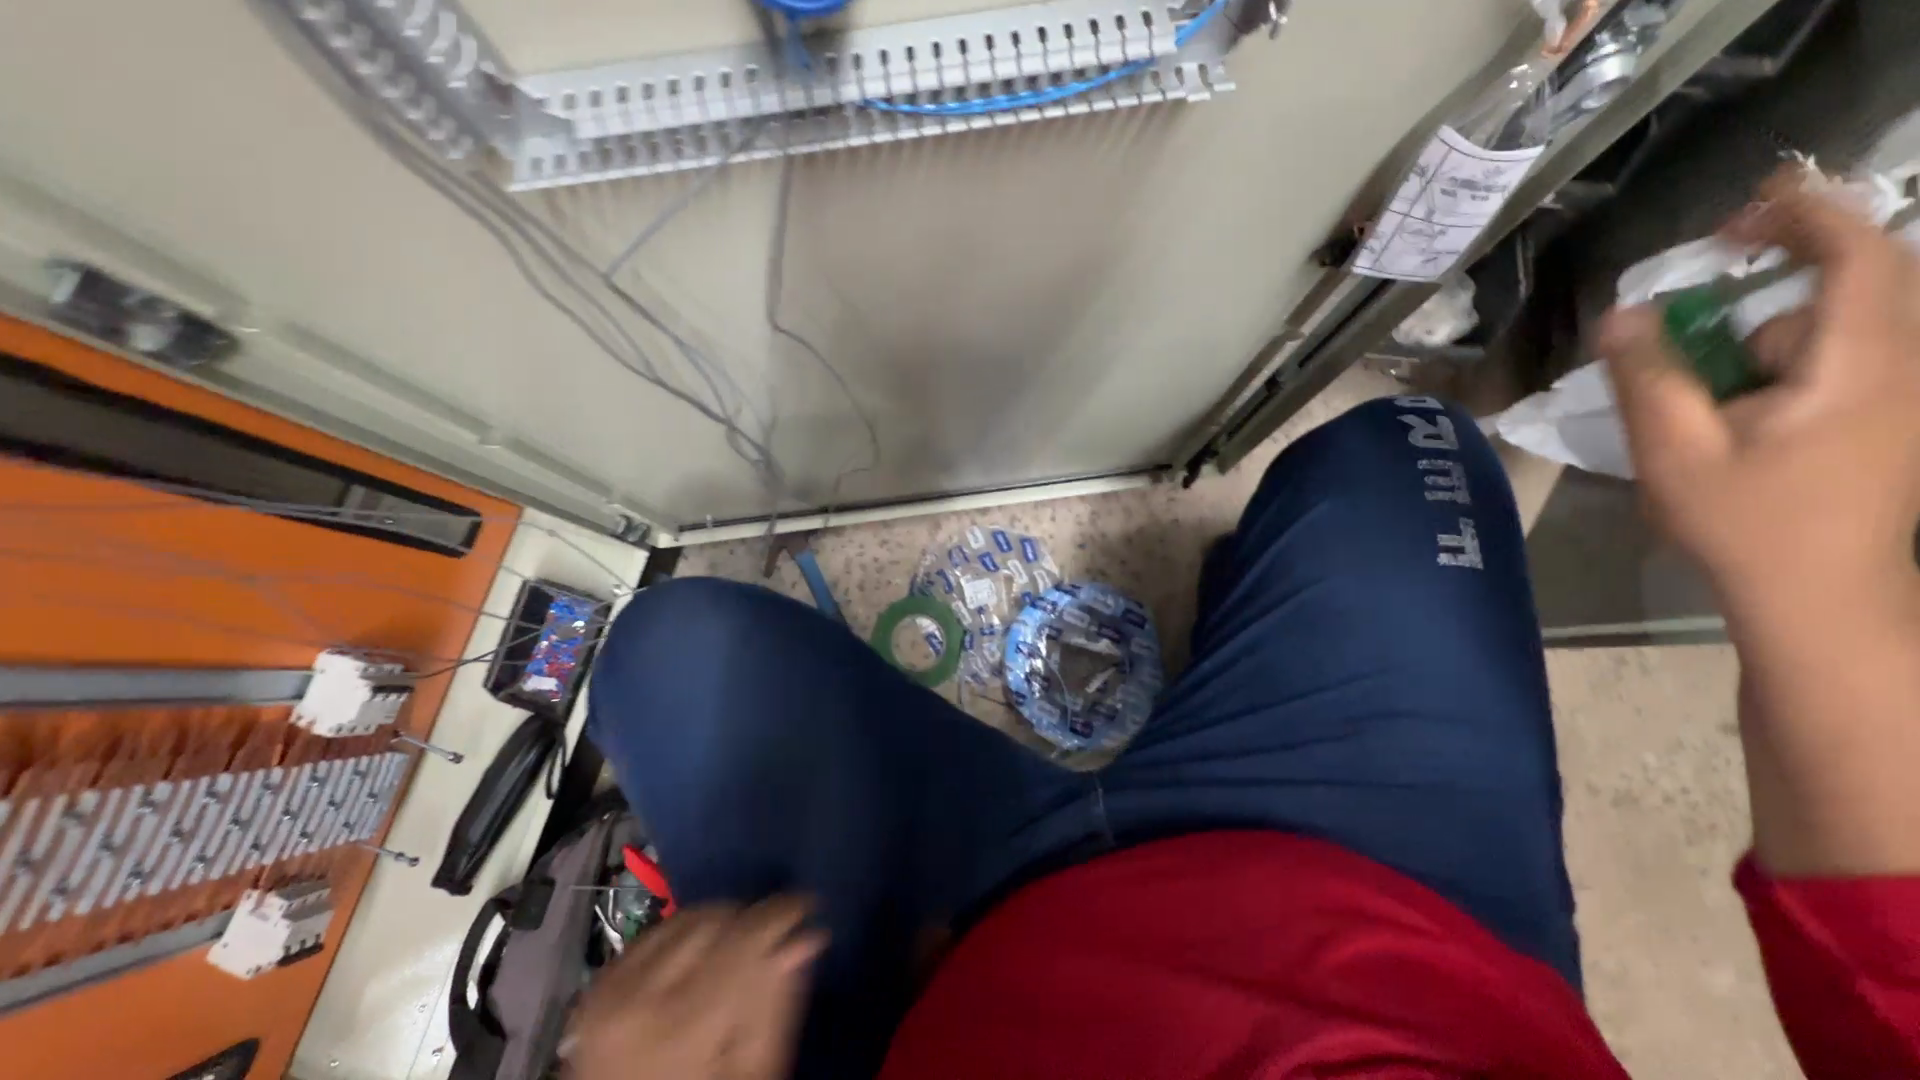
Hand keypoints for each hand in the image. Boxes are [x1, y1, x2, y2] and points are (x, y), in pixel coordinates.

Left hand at [566, 897, 825, 1079]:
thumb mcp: (752, 1074)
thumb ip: (775, 1007)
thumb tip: (803, 939)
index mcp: (684, 1024)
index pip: (743, 937)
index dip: (780, 912)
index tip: (804, 905)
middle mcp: (641, 995)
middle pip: (714, 920)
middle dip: (749, 920)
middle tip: (771, 935)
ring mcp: (612, 989)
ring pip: (684, 917)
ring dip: (717, 922)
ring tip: (735, 946)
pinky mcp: (597, 986)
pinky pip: (653, 932)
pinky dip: (683, 934)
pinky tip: (697, 956)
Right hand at [1598, 169, 1919, 610]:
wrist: (1820, 601)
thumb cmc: (1748, 526)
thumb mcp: (1675, 452)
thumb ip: (1647, 375)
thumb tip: (1620, 314)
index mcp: (1860, 366)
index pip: (1860, 254)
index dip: (1806, 214)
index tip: (1741, 209)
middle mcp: (1902, 367)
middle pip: (1852, 284)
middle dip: (1777, 277)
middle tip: (1704, 296)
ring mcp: (1902, 396)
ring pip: (1838, 330)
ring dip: (1768, 339)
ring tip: (1710, 399)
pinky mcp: (1889, 421)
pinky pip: (1840, 361)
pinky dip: (1783, 365)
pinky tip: (1741, 417)